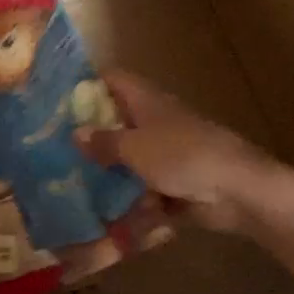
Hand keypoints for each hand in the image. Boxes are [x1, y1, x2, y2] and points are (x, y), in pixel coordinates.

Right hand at [74, 71, 284, 233]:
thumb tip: (74, 133)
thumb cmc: (183, 156)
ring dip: (107, 171)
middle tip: (54, 148)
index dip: (85, 83)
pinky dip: (128, 199)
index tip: (56, 99)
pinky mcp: (175, 182)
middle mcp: (153, 120)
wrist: (239, 191)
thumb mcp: (135, 149)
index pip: (110, 79)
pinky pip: (143, 188)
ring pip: (127, 157)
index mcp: (144, 100)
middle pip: (115, 119)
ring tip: (70, 185)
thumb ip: (103, 142)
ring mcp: (165, 152)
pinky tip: (101, 215)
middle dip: (90, 134)